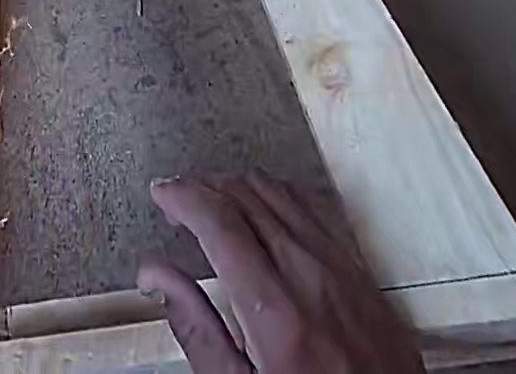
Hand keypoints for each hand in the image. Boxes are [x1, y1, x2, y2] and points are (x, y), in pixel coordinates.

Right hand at [138, 175, 423, 372]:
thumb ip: (196, 329)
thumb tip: (157, 275)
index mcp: (276, 312)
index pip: (220, 220)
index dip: (184, 195)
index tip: (163, 192)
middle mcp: (310, 275)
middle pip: (246, 196)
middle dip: (203, 187)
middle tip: (177, 199)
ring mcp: (340, 266)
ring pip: (277, 191)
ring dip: (236, 185)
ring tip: (210, 200)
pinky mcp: (359, 269)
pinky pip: (310, 206)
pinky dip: (274, 193)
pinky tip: (260, 206)